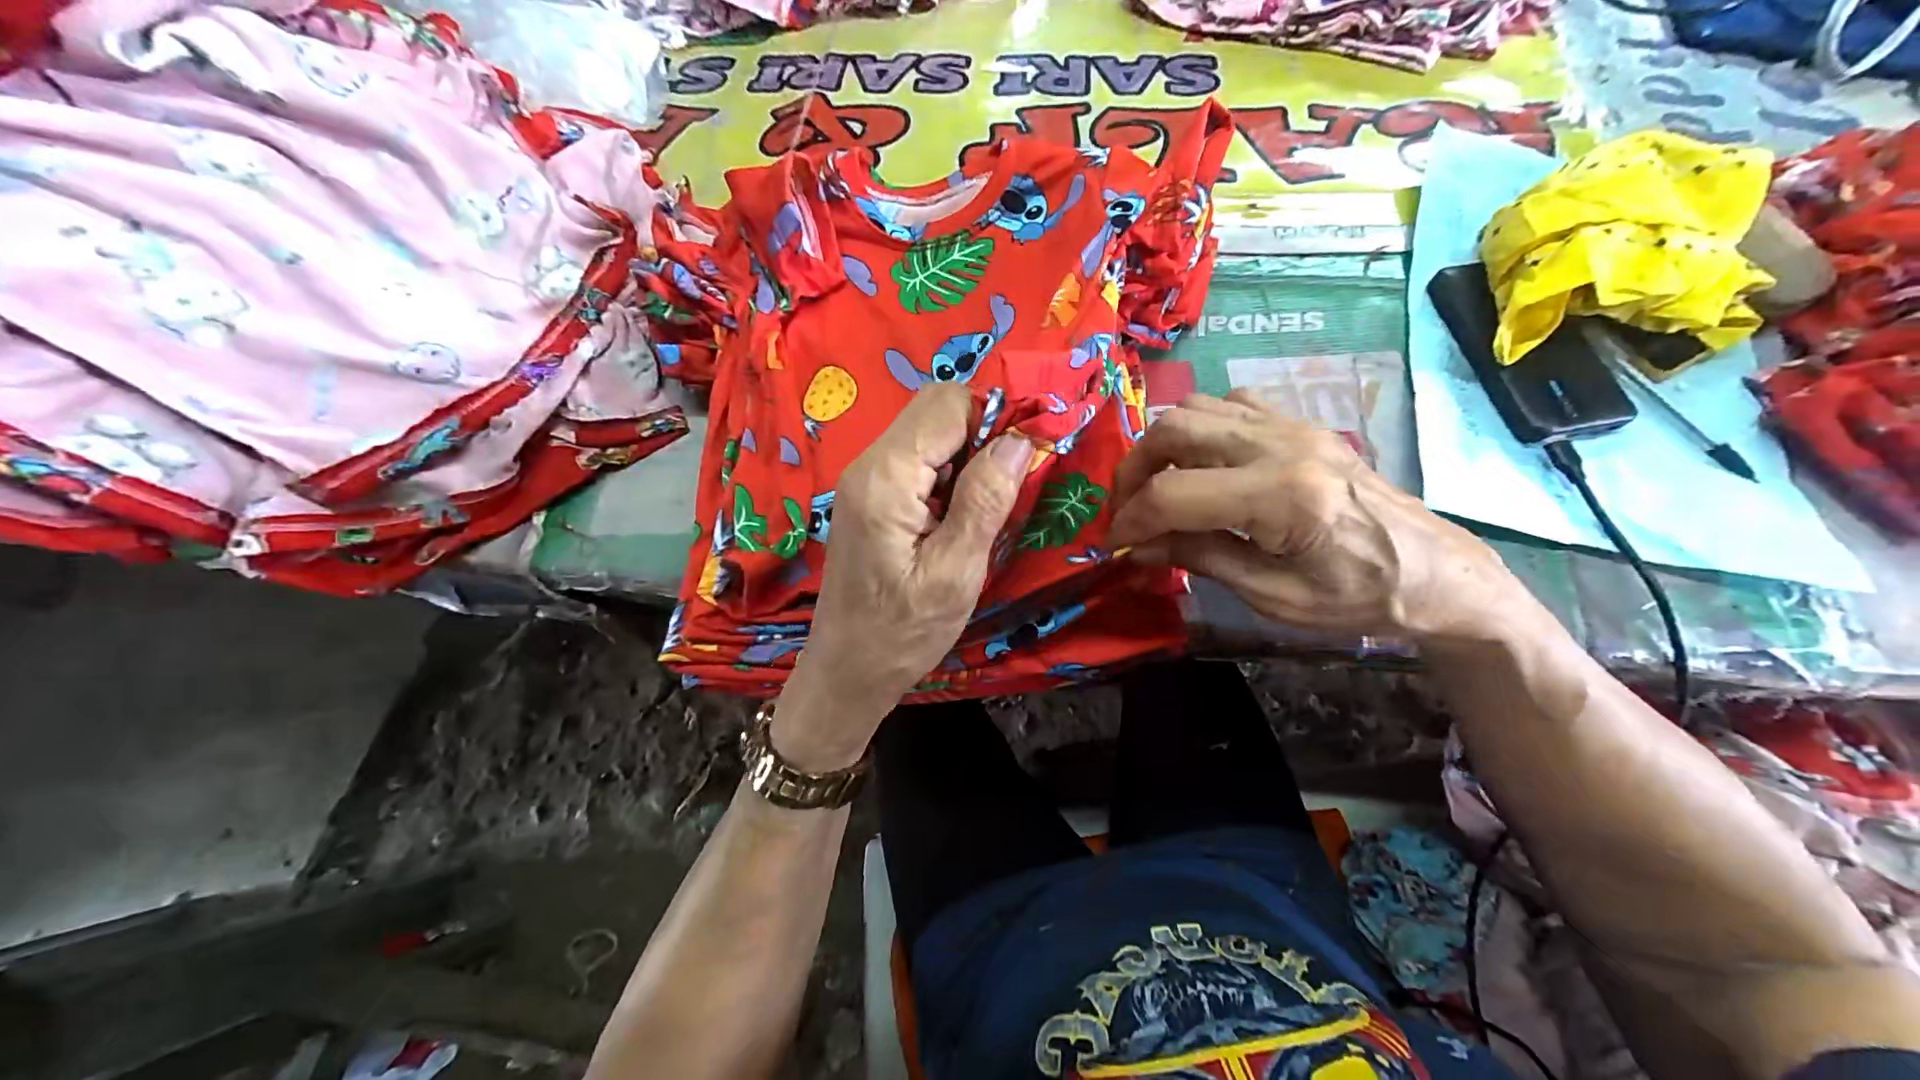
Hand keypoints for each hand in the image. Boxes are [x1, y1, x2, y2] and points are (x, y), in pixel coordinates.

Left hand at [774, 383, 1032, 769]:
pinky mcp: (870, 496)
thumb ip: (985, 501)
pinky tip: (962, 512)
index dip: (996, 415)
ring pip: (928, 431)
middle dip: (983, 429)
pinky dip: (950, 470)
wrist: (847, 671)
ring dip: (968, 451)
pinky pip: (917, 458)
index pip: (947, 404)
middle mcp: (869, 465)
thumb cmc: (902, 634)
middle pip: (934, 408)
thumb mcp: (955, 574)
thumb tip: (1020, 440)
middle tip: (1011, 481)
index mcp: (886, 479)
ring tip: (990, 501)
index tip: (1031, 451)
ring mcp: (865, 479)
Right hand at [1107, 391, 1525, 643]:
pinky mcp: (1301, 423)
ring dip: (1161, 445)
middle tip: (1128, 511)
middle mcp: (1283, 445)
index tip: (1115, 545)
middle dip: (1133, 471)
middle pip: (1173, 430)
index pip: (1173, 494)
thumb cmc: (1360, 597)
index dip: (1131, 519)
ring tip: (1157, 487)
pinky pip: (1230, 403)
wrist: (1438, 570)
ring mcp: (1293, 425)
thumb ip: (1200, 558)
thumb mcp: (1273, 595)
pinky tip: (1200, 464)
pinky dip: (1197, 428)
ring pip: (1195, 406)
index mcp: (1282, 498)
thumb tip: (1138, 545)